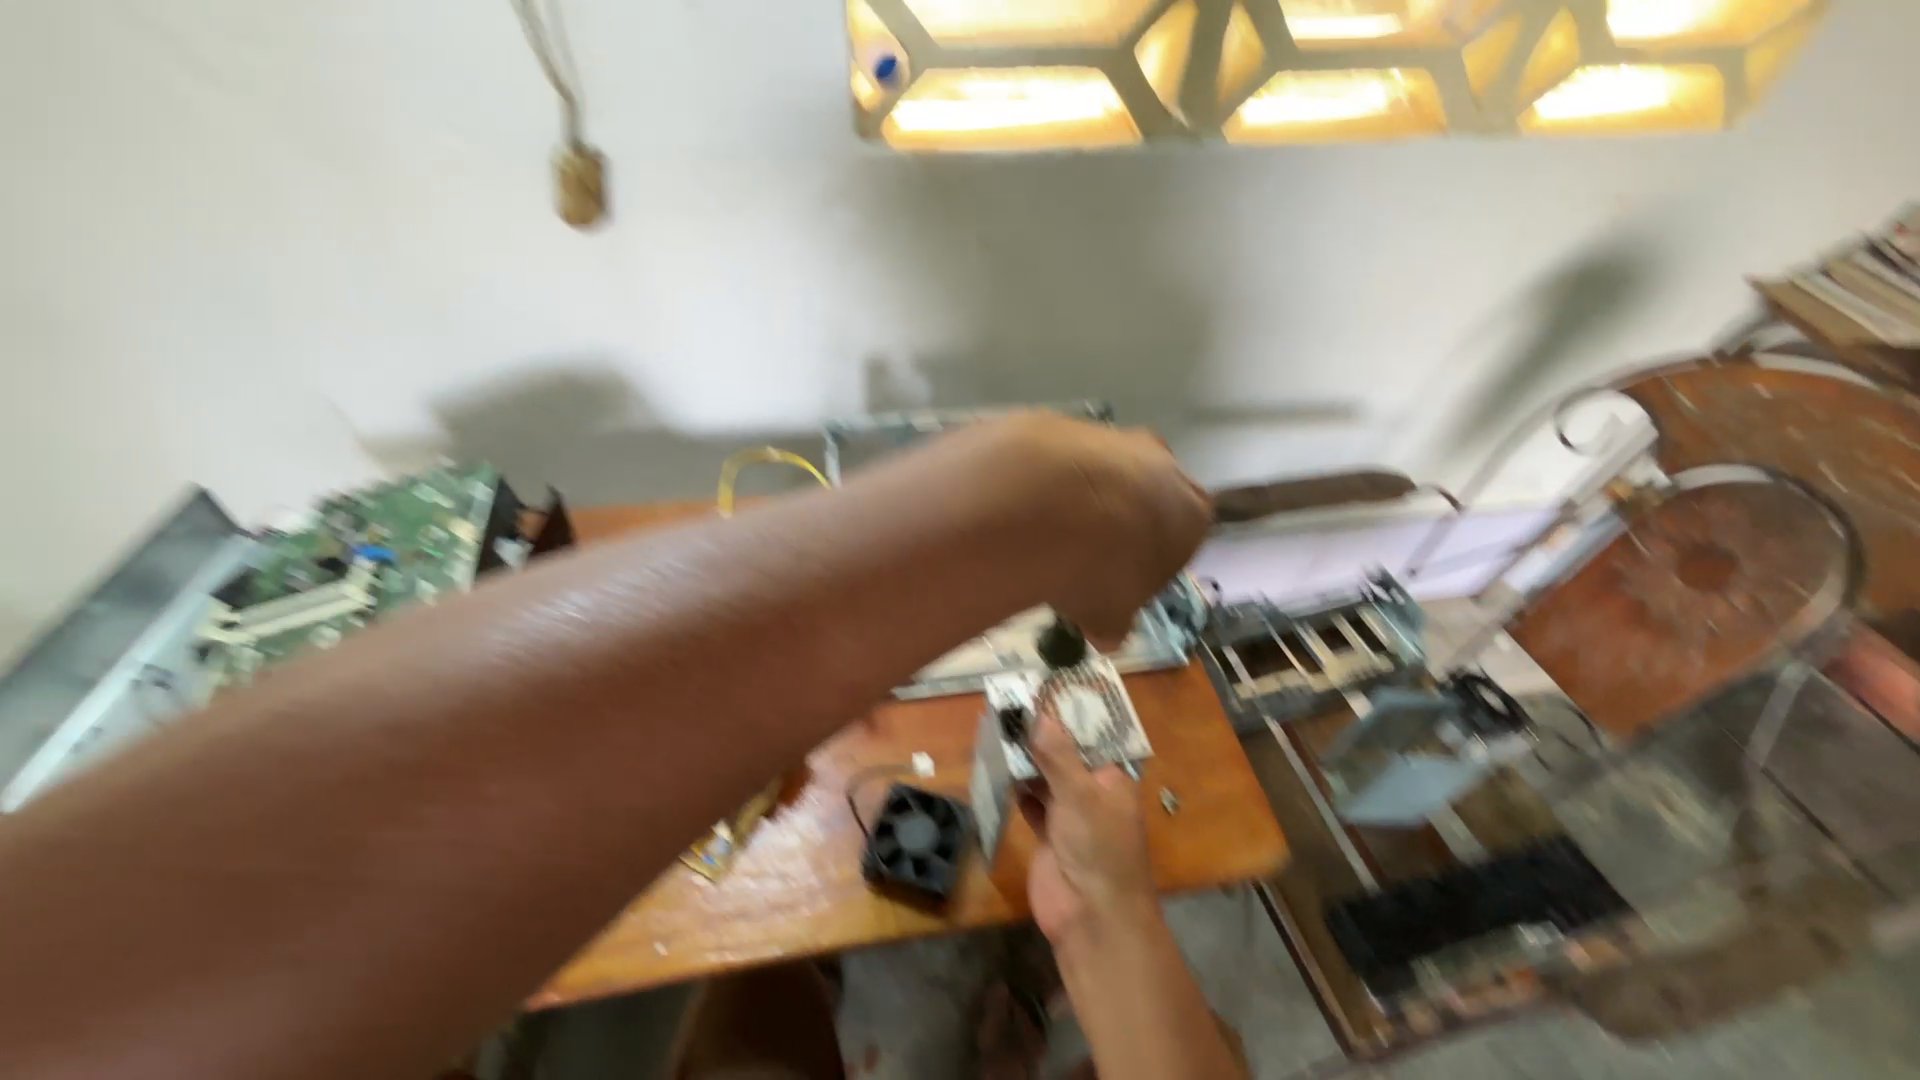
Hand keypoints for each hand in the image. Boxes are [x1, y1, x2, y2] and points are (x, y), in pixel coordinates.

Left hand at [970, 414, 1213, 646]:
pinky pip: (1051, 460)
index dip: (1148, 561)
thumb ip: (1114, 621)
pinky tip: (1016, 508)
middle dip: (1115, 521)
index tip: (1118, 582)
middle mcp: (1158, 462)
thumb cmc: (1098, 568)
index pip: (1181, 535)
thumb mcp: (1109, 613)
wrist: (1041, 503)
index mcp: (1190, 509)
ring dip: (1074, 498)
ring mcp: (1108, 435)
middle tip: (1079, 556)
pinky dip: (1037, 482)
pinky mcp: (1059, 421)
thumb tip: (1109, 635)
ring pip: (1096, 471)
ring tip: (1040, 535)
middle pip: (1141, 494)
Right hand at [1022, 712, 1155, 944]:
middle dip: (1043, 736)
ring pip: (1047, 778)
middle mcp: (1094, 794)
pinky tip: (1001, 768)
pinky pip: (1033, 803)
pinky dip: (1019, 788)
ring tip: (1001, 729)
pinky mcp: (1050, 836)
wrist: (1091, 917)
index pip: (1094, 739)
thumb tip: (1041, 715)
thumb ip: (1059, 755)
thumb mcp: (1080, 794)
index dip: (1070, 716)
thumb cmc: (1098, 847)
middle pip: (1067, 756)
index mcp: (1114, 780)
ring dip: (1028, 760)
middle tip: (1012, 705)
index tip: (1043, 690)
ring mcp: (1071, 817)